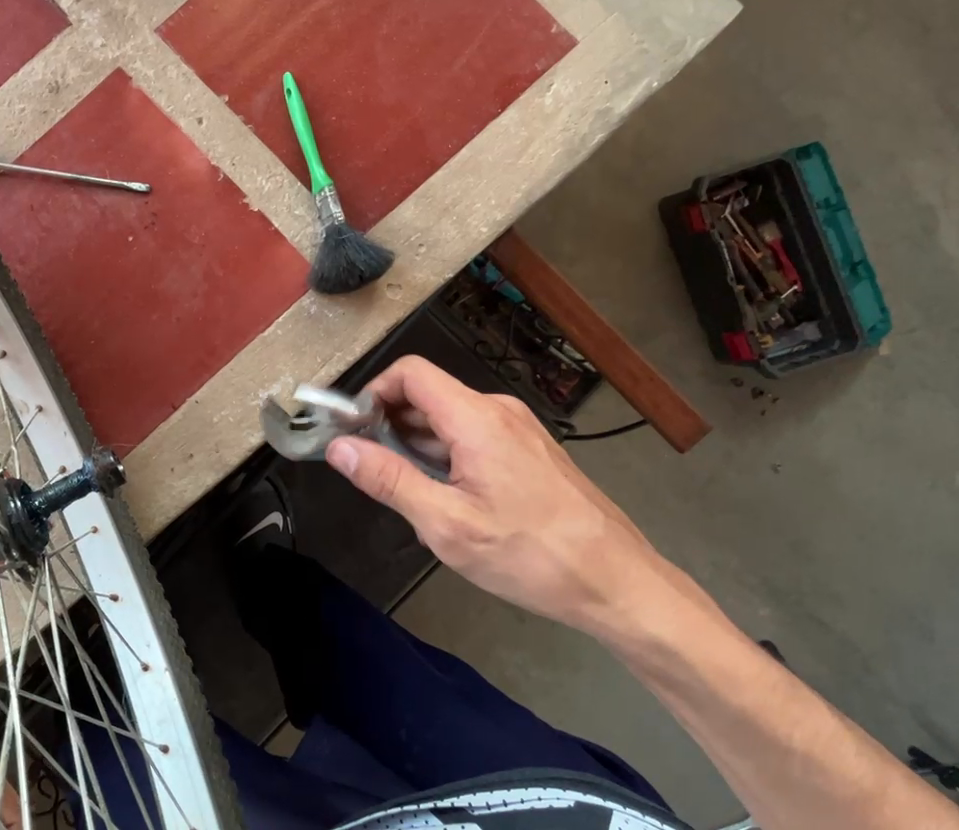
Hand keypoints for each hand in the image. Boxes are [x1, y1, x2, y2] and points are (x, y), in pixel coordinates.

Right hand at [325, 356, 685, 637]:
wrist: (619, 585)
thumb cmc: (530, 555)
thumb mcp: (446, 524)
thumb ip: (388, 480)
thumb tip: (339, 448)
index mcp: (476, 419)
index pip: (409, 372)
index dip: (372, 393)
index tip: (352, 431)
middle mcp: (498, 412)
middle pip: (427, 394)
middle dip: (389, 424)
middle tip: (371, 469)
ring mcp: (519, 431)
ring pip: (448, 419)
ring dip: (417, 445)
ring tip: (408, 493)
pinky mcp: (531, 452)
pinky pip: (473, 437)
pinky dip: (446, 456)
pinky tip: (447, 501)